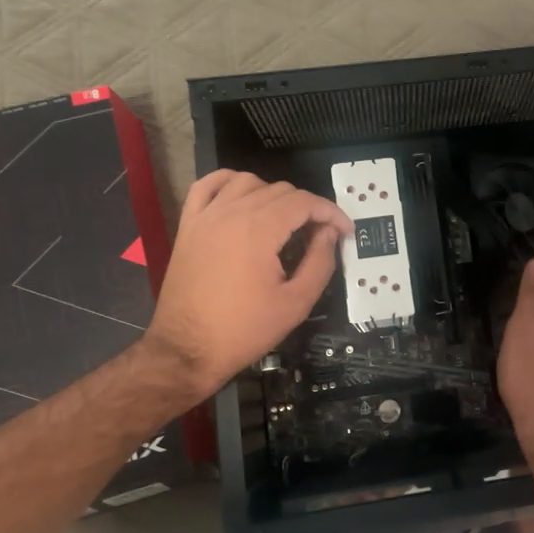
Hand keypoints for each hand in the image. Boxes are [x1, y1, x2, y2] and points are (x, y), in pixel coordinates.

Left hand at [141, 170, 351, 402]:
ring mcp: (206, 216)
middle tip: (321, 235)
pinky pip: (208, 186)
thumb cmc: (244, 330)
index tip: (345, 231)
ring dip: (273, 194)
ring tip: (285, 221)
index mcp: (259, 230)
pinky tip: (243, 197)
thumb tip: (330, 234)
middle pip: (279, 190)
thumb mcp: (296, 303)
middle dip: (307, 207)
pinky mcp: (188, 225)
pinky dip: (229, 183)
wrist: (187, 350)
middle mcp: (231, 212)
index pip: (304, 202)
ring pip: (247, 182)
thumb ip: (320, 262)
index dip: (331, 212)